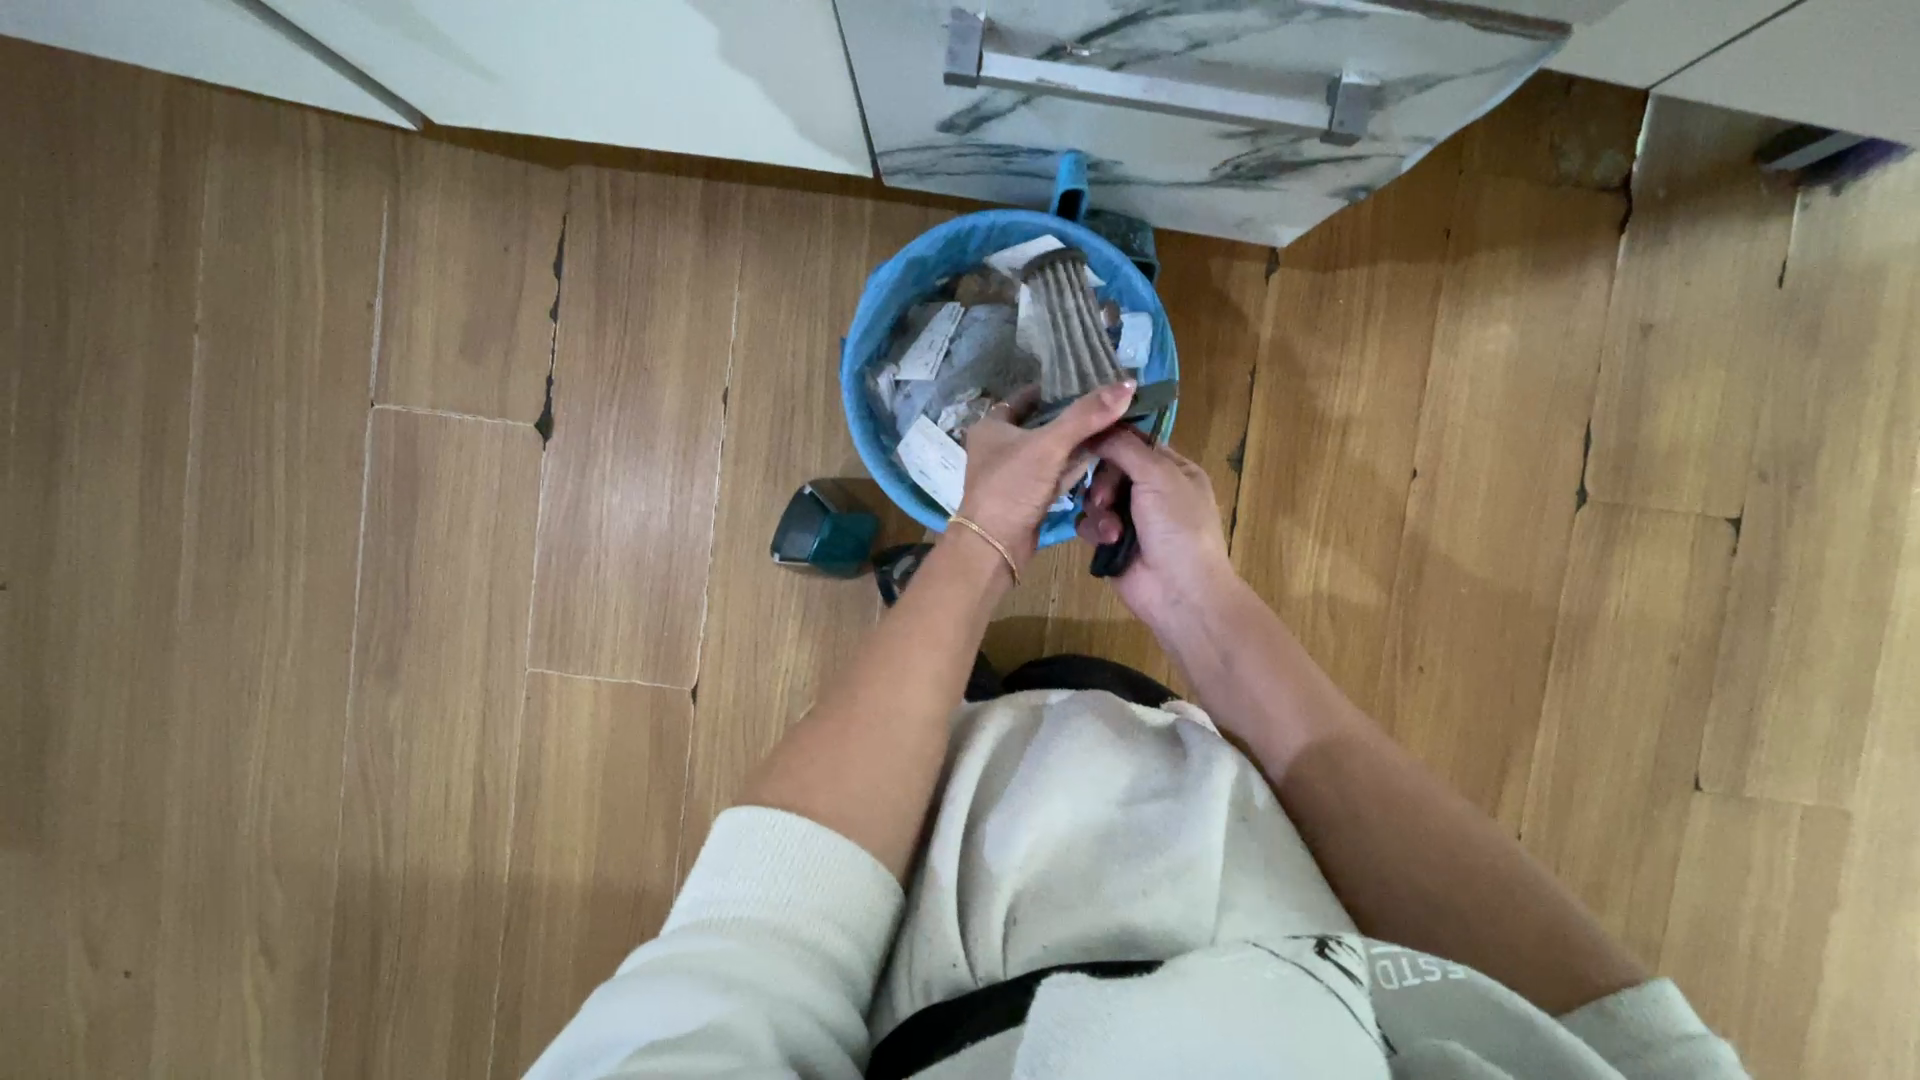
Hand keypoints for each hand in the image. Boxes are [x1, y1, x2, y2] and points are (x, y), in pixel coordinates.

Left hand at [955, 381, 1136, 571]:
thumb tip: (1127, 384)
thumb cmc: (1011, 487)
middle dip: (1074, 417)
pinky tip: (1100, 456)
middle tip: (1109, 405)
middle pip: (1043, 424)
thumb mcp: (1048, 445)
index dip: (1055, 388)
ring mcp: (1015, 474)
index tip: (1089, 383)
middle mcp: (1000, 447)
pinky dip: (1073, 467)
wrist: (994, 546)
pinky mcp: (1028, 497)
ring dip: (1077, 443)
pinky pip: (1055, 474)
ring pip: (1051, 451)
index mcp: (992, 426)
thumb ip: (1086, 416)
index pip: (1026, 397)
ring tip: (1112, 425)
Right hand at [1077, 430, 1240, 629]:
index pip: (1136, 441)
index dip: (1112, 437)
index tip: (1086, 432)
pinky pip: (1089, 523)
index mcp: (1173, 470)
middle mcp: (1151, 490)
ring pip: (1095, 495)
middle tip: (1106, 496)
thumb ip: (1125, 447)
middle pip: (1110, 467)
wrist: (1179, 591)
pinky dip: (1094, 530)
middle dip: (1104, 480)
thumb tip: (1098, 424)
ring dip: (1099, 509)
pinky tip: (1107, 540)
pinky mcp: (1111, 541)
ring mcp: (1130, 517)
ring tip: (1110, 526)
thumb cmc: (1179, 527)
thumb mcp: (1158, 476)